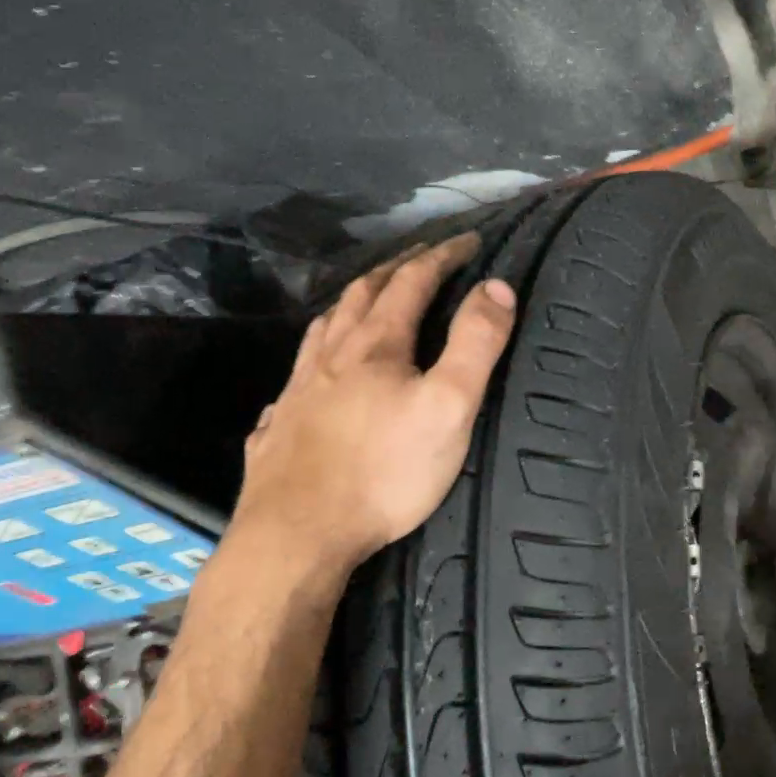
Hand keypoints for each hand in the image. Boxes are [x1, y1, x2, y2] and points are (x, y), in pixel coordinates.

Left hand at [229, 233, 516, 578]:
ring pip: (324, 328)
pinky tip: (317, 373)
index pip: (412, 283)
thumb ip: (475, 344)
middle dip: (396, 269)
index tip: (469, 242)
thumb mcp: (449, 406)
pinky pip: (299, 372)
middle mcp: (330, 356)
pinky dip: (319, 353)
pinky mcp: (279, 426)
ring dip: (352, 302)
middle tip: (421, 259)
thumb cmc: (385, 471)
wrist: (297, 534)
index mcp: (376, 345)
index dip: (442, 257)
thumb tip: (496, 286)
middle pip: (361, 295)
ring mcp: (297, 390)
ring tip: (368, 299)